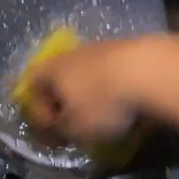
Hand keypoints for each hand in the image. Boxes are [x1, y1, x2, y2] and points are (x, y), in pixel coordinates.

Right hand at [18, 36, 152, 143]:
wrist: (146, 70)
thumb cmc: (101, 102)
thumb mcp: (74, 128)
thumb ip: (60, 130)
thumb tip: (57, 127)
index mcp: (50, 70)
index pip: (32, 87)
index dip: (39, 112)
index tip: (54, 131)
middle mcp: (69, 54)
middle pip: (59, 78)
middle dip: (66, 101)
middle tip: (76, 123)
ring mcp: (97, 47)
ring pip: (85, 73)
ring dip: (90, 93)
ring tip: (104, 114)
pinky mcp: (123, 48)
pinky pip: (108, 71)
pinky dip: (111, 87)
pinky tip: (124, 101)